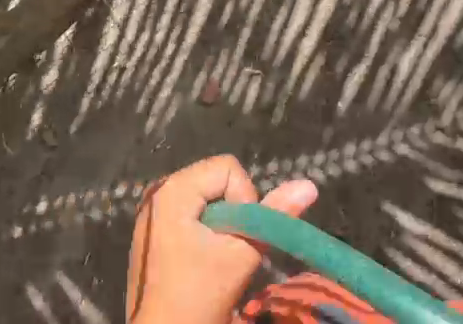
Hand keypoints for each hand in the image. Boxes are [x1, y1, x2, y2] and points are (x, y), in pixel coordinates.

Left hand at [127, 155, 317, 323]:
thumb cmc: (199, 295)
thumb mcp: (241, 254)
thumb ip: (274, 215)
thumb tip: (309, 185)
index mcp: (173, 188)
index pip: (228, 168)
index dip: (244, 199)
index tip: (237, 237)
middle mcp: (159, 190)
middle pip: (217, 179)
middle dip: (233, 211)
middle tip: (229, 248)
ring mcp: (153, 210)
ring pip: (208, 197)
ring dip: (221, 222)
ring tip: (215, 255)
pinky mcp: (153, 228)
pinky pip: (191, 210)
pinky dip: (205, 229)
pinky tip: (201, 258)